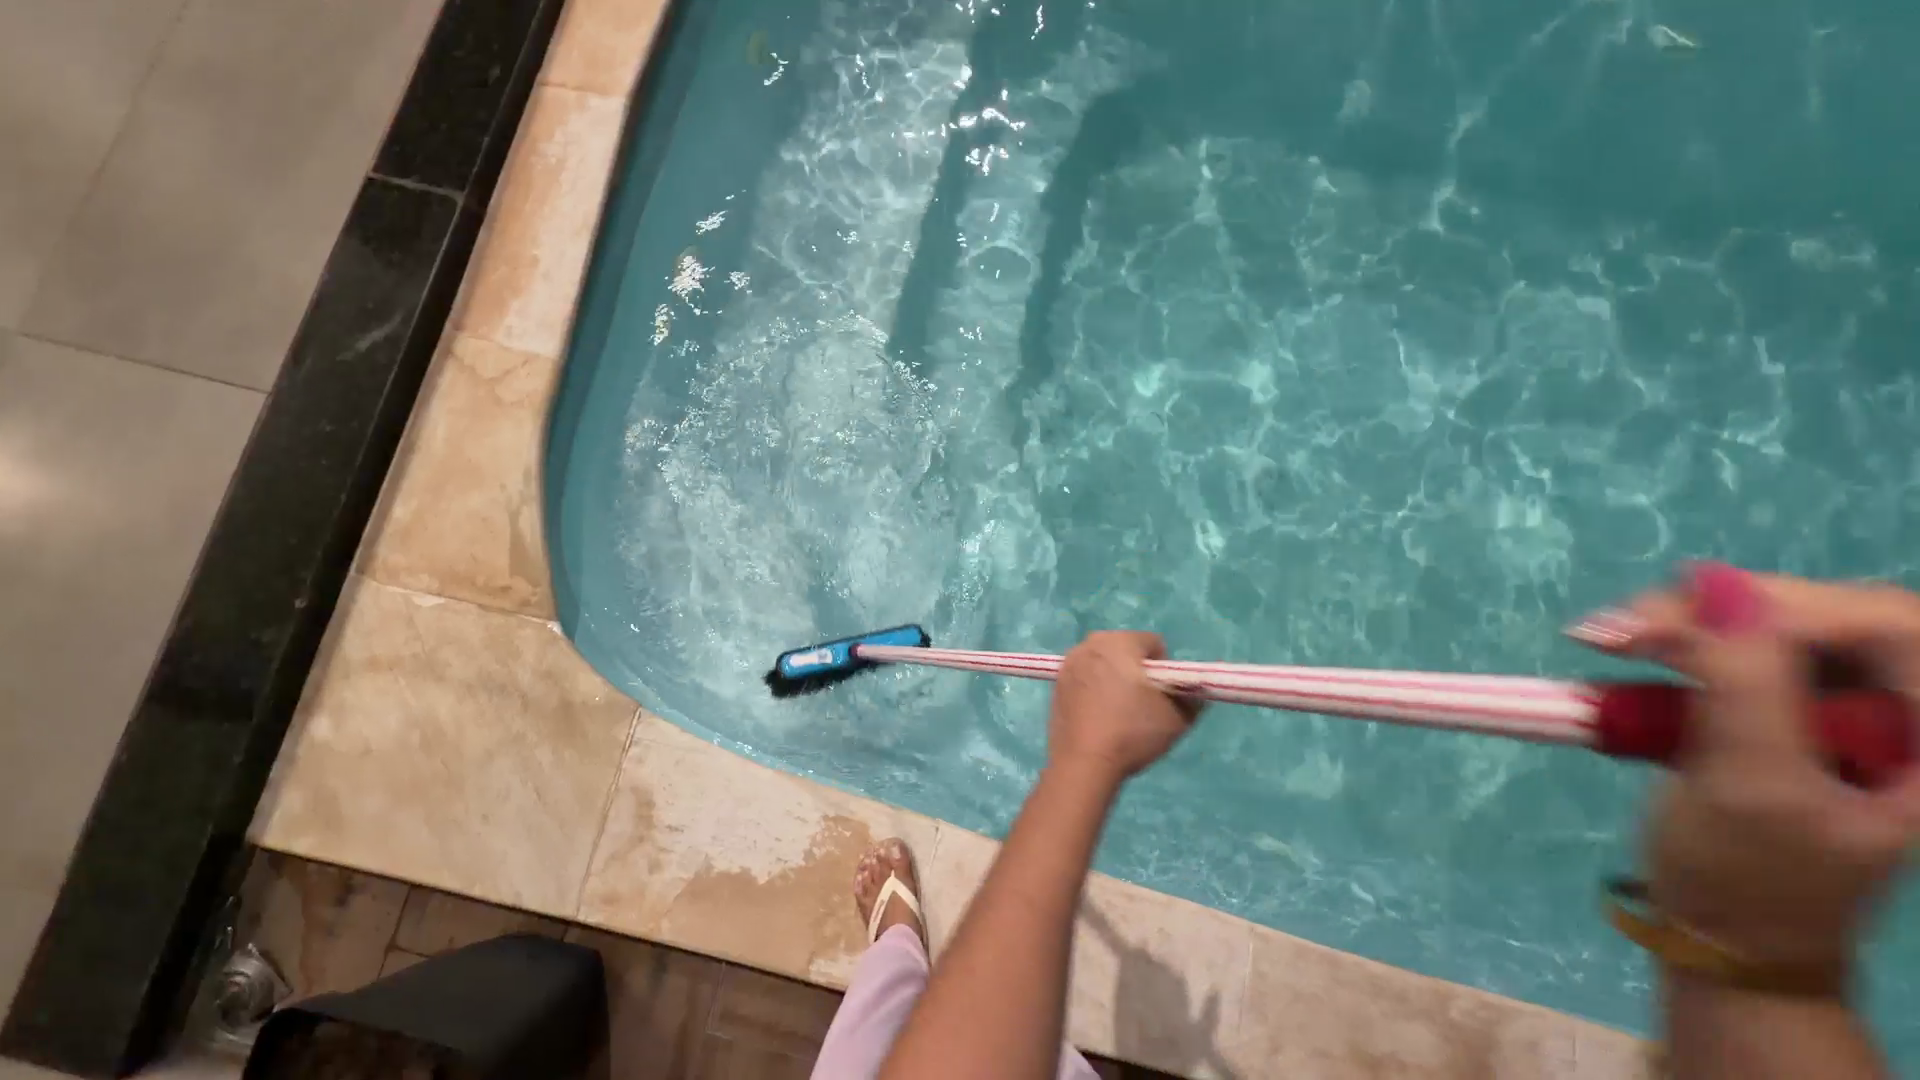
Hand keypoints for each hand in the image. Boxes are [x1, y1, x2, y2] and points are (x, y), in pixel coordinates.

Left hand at [1047, 631, 1200, 781]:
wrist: (1084, 762)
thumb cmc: (1133, 732)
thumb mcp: (1178, 718)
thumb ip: (1192, 697)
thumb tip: (1192, 692)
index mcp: (1119, 642)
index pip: (1153, 643)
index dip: (1164, 669)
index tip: (1162, 695)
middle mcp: (1090, 644)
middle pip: (1124, 650)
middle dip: (1136, 669)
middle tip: (1142, 703)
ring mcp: (1068, 664)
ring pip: (1102, 664)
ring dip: (1113, 678)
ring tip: (1119, 712)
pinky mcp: (1056, 685)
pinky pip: (1084, 679)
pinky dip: (1093, 690)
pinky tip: (1098, 717)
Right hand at [1571, 565, 1919, 971]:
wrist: (1726, 938)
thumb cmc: (1746, 877)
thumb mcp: (1745, 783)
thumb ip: (1742, 682)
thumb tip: (1717, 583)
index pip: (1878, 624)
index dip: (1771, 607)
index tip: (1659, 630)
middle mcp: (1900, 708)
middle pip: (1817, 614)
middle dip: (1712, 611)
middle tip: (1617, 632)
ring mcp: (1839, 706)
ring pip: (1767, 625)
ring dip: (1683, 625)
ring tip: (1606, 641)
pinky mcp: (1782, 709)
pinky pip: (1735, 651)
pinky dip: (1676, 648)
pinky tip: (1629, 656)